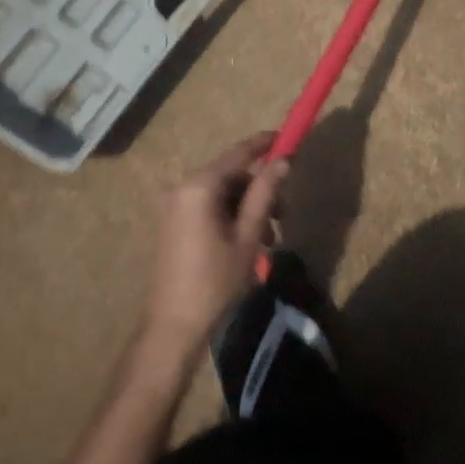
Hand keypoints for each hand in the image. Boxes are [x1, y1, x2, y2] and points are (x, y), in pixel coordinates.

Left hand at [145, 132, 288, 341]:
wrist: (174, 325)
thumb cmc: (215, 281)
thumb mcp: (248, 236)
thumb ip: (264, 194)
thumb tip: (282, 161)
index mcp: (200, 188)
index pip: (238, 153)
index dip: (265, 144)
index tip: (290, 138)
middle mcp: (183, 189)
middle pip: (231, 173)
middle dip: (261, 187)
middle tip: (284, 212)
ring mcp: (175, 207)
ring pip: (223, 192)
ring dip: (249, 206)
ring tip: (270, 237)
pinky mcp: (174, 224)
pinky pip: (209, 206)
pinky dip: (232, 216)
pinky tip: (249, 242)